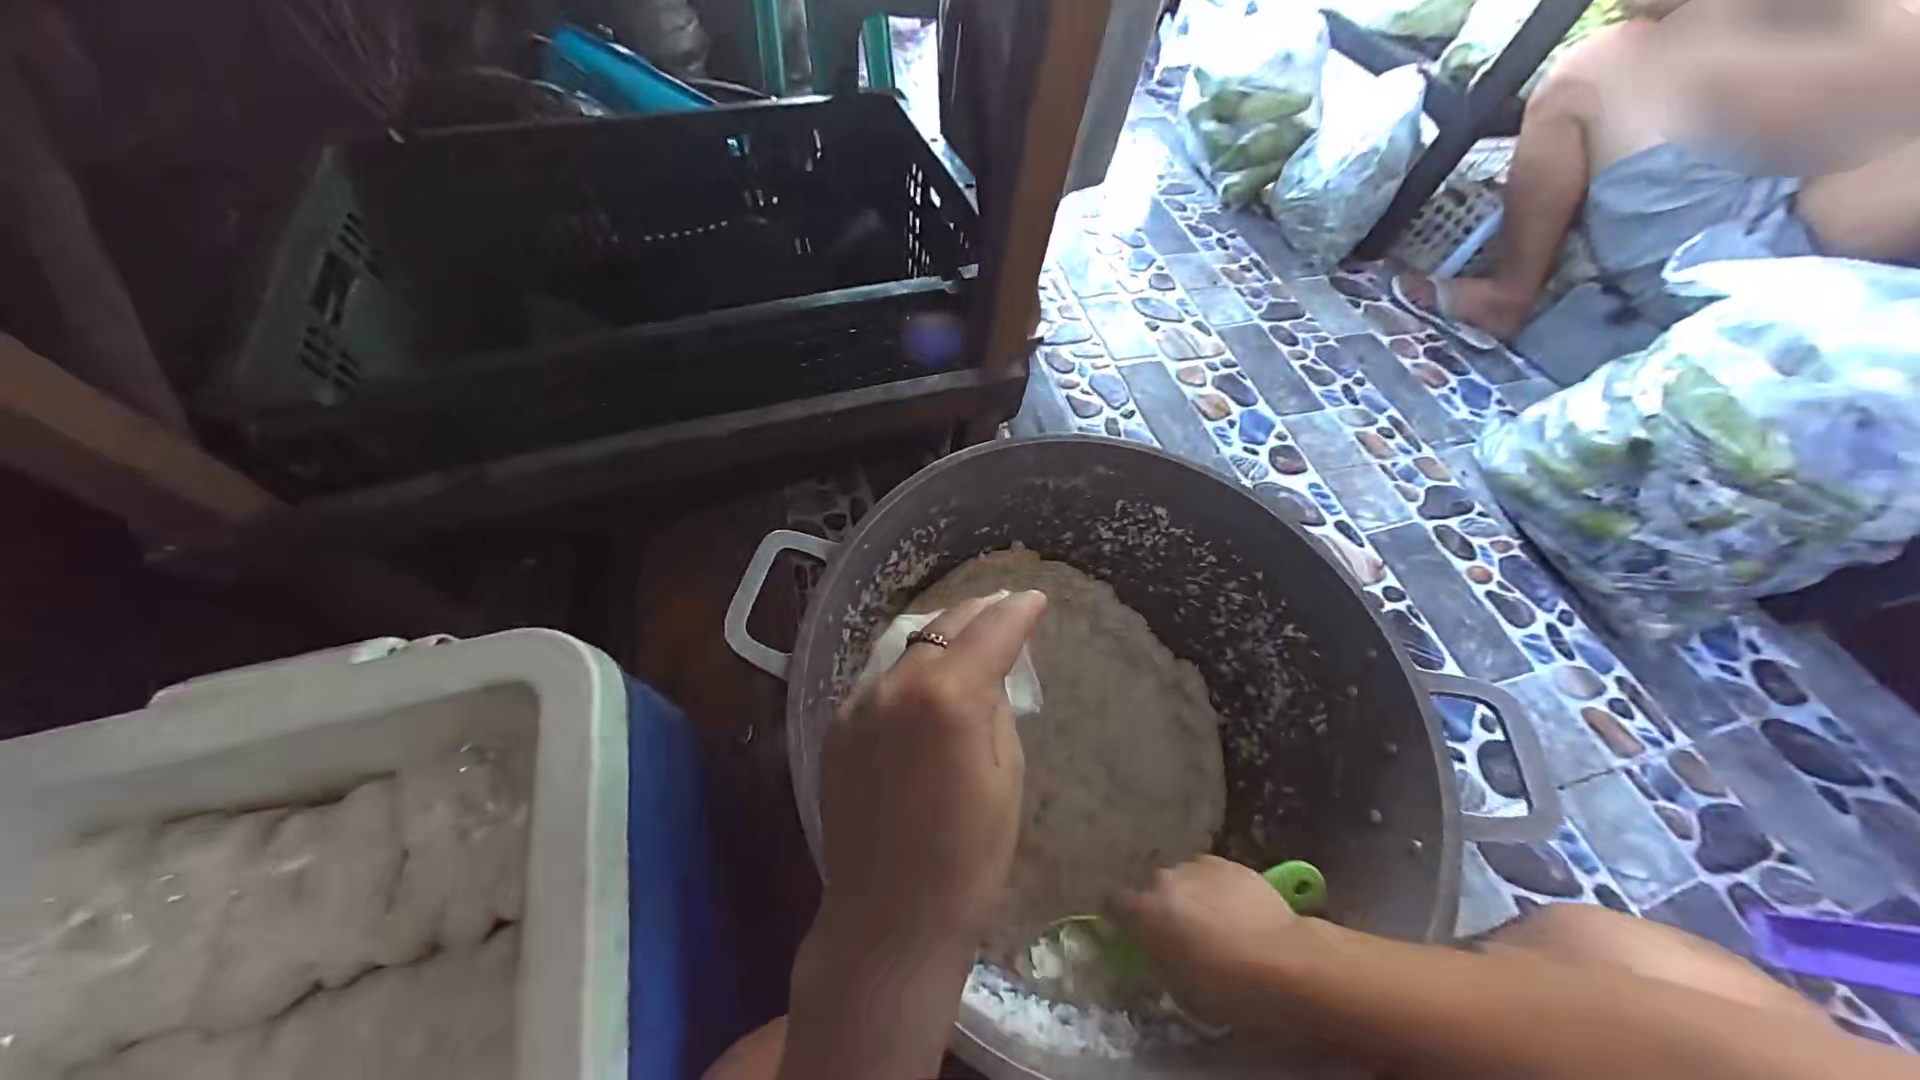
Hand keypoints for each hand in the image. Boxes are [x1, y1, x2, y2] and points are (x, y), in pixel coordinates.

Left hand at [815, 590, 1047, 943]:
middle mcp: (895, 685)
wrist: (888, 919)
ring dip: (942, 632)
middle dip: (979, 611)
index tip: (1035, 600)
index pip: (991, 633)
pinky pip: (882, 678)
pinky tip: (927, 675)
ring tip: (969, 629)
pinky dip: (911, 666)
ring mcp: (858, 703)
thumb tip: (989, 674)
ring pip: (907, 646)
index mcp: (946, 697)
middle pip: (943, 627)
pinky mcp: (838, 726)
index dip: (1018, 612)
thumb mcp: (1005, 776)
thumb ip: (994, 708)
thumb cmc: (968, 859)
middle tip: (1005, 604)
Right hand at [1110, 856, 1303, 1025]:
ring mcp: (1196, 865)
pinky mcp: (1227, 862)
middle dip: (1157, 905)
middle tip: (1175, 930)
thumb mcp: (1178, 988)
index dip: (1120, 917)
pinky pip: (1208, 874)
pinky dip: (1213, 888)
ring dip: (1186, 894)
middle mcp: (1163, 878)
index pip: (1113, 902)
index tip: (1130, 932)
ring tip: (1208, 920)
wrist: (1284, 959)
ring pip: (1181, 878)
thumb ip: (1157, 960)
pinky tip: (1232, 910)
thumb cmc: (1227, 987)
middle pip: (1150, 887)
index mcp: (1144, 909)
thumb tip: (1153, 950)